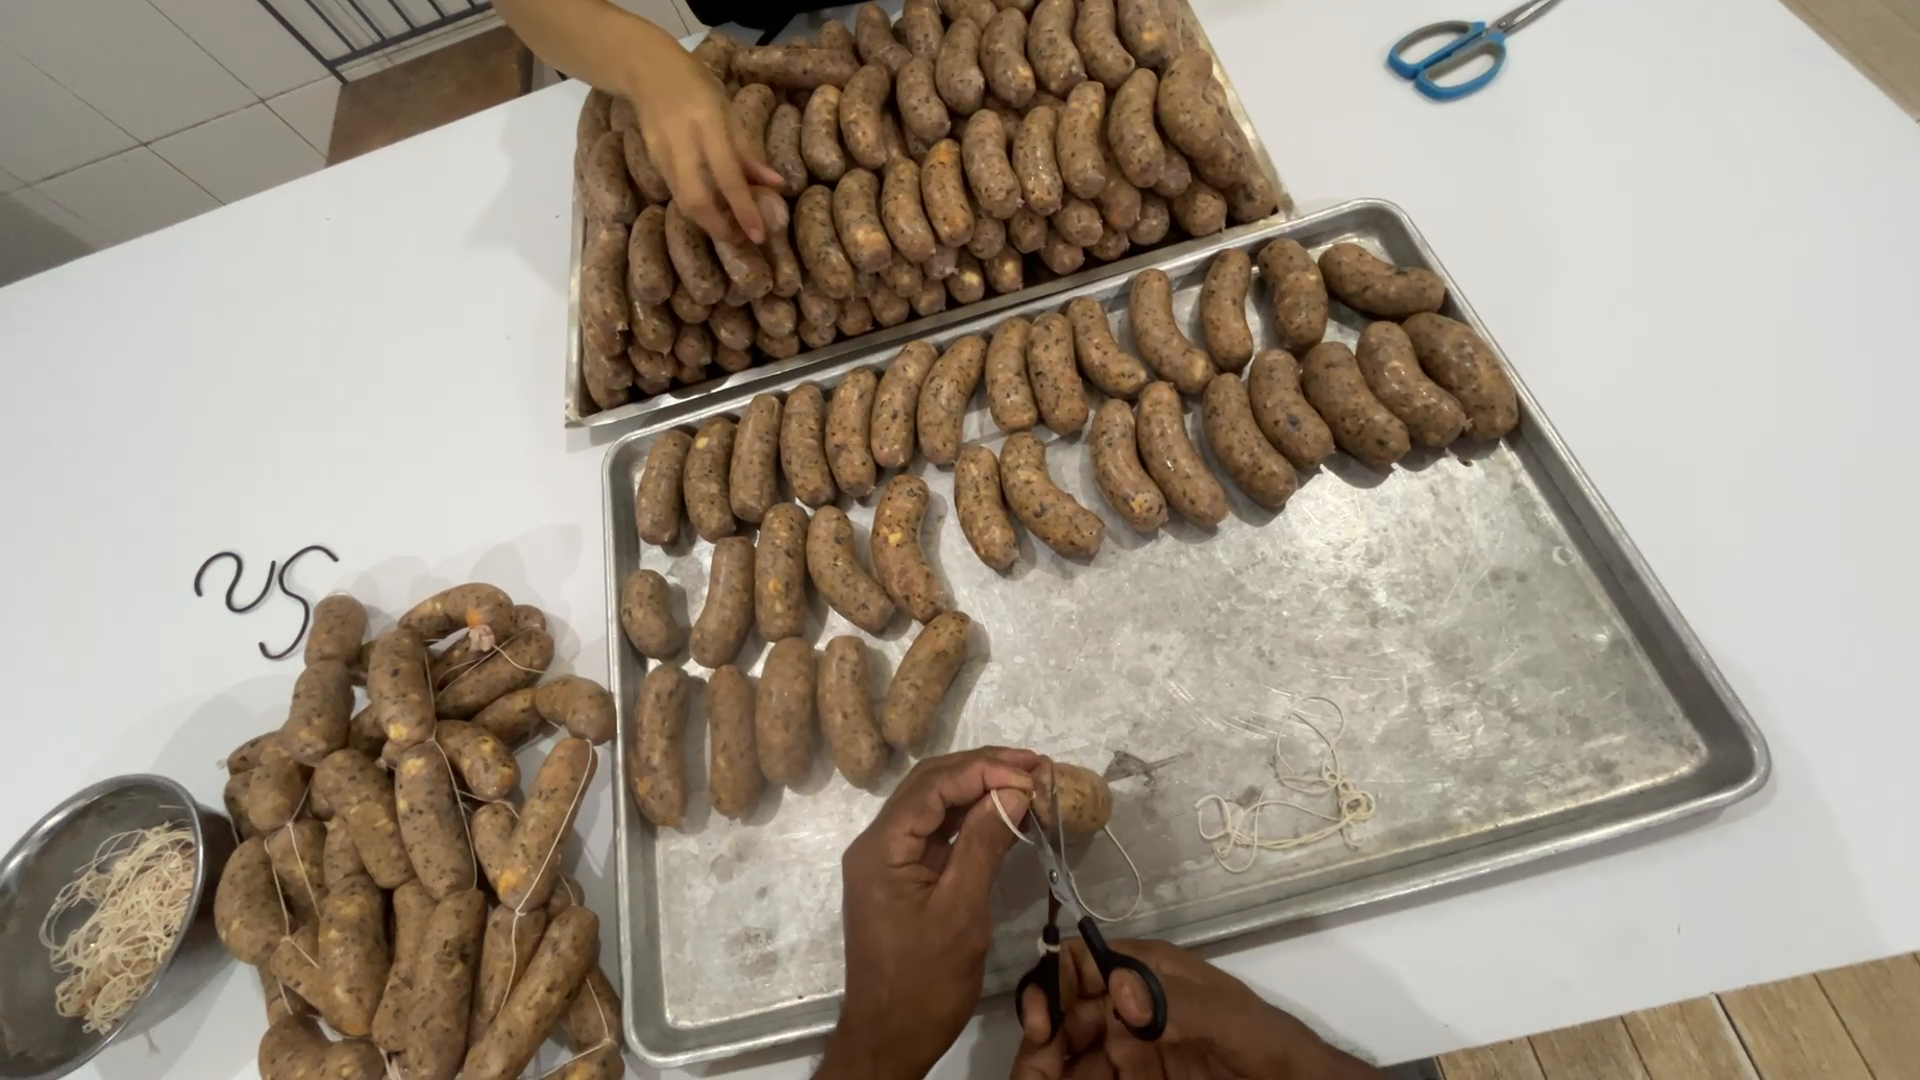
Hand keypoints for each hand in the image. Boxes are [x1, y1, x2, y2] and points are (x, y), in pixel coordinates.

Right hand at [627, 46, 782, 245]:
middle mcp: (681, 141)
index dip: (744, 210)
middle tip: (740, 240)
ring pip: (683, 201)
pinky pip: (676, 193)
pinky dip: (696, 209)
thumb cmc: (697, 87)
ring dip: (708, 223)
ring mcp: (660, 152)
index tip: (758, 235)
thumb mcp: (729, 111)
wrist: (644, 66)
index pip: (728, 176)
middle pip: (696, 199)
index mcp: (707, 123)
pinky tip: (712, 212)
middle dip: (718, 228)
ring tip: (730, 230)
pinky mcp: (650, 160)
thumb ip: (749, 152)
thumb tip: (777, 186)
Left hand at [819, 747, 1041, 1079]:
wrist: (890, 1039)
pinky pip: (938, 829)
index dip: (983, 770)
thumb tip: (1013, 790)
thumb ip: (983, 843)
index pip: (933, 785)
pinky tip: (1005, 810)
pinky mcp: (904, 871)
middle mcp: (879, 840)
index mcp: (881, 846)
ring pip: (934, 801)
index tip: (1030, 772)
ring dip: (979, 786)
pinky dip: (971, 815)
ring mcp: (890, 855)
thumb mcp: (961, 911)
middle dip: (983, 767)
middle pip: (931, 783)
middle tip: (1033, 764)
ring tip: (1026, 778)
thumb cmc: (925, 983)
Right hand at [1013, 939, 1381, 1079]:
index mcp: (1144, 972)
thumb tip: (1118, 985)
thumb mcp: (1225, 1019)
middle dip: (1043, 1043)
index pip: (1081, 963)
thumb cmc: (1266, 1045)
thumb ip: (1174, 1002)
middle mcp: (1130, 1005)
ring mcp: (1135, 1049)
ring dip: (1053, 1072)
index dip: (1052, 986)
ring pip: (1076, 1057)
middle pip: (1068, 1016)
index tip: (1039, 1025)